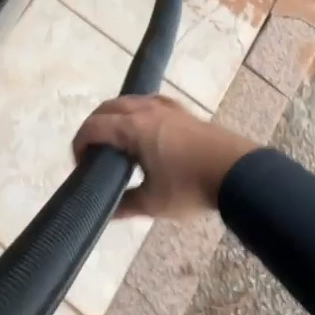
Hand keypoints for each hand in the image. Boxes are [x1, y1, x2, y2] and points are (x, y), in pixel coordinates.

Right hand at [71, 94, 257, 219]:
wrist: (235, 171)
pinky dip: (134, 112)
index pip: (93, 126)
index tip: (81, 165)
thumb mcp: (153, 203)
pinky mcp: (180, 109)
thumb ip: (126, 205)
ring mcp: (164, 106)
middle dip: (94, 127)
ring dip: (114, 117)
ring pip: (127, 101)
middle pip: (107, 108)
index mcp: (132, 128)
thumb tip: (106, 212)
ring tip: (116, 144)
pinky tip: (143, 132)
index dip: (80, 143)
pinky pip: (147, 102)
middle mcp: (144, 109)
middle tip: (94, 154)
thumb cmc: (189, 186)